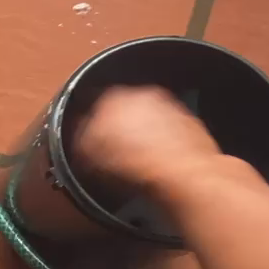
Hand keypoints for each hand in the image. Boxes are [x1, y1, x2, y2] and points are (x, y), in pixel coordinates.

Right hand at [72, 85, 224, 200]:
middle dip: (114, 125)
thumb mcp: (86, 153)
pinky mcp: (191, 123)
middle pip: (120, 108)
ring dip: (139, 133)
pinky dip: (160, 141)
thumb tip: (77, 134)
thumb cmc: (132, 162)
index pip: (91, 102)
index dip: (85, 122)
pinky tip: (154, 161)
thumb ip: (78, 136)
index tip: (84, 136)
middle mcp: (142, 94)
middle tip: (107, 148)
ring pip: (145, 118)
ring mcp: (169, 107)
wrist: (181, 174)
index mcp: (112, 96)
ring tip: (132, 158)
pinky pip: (167, 130)